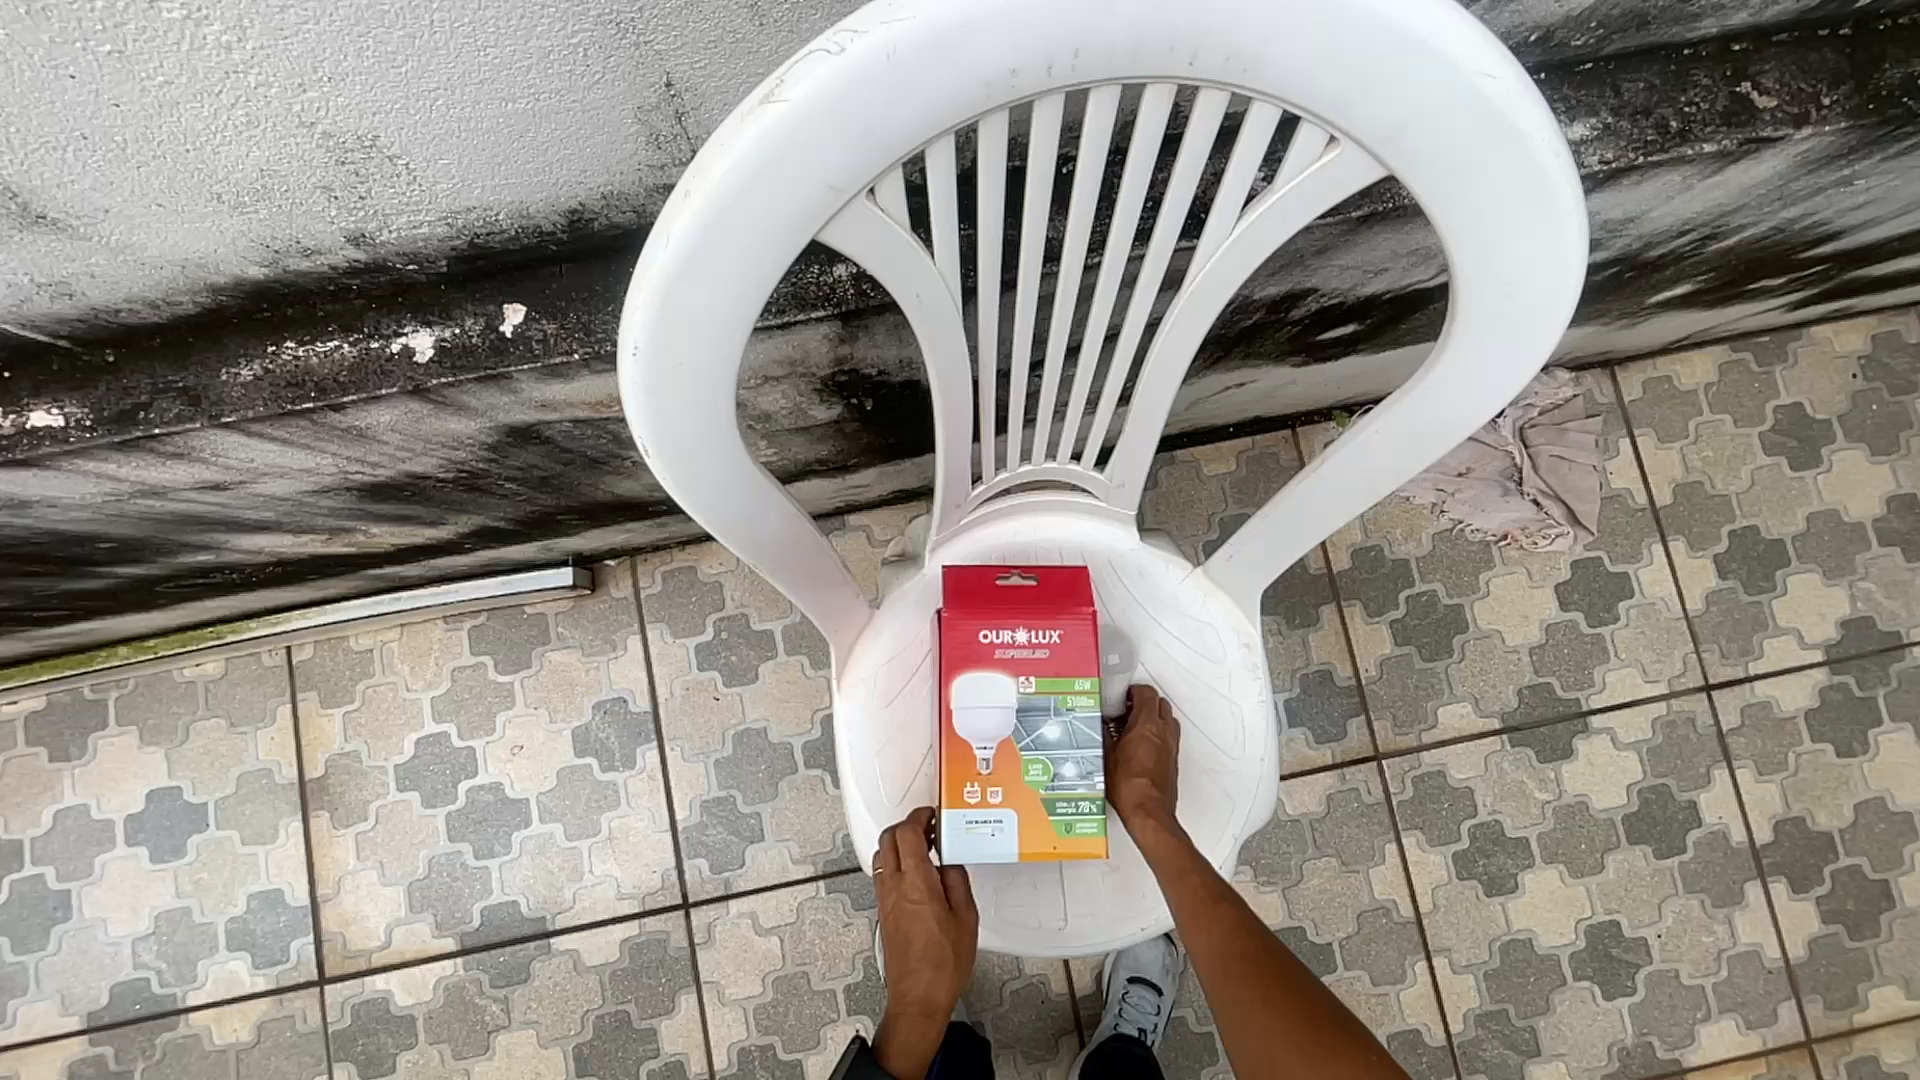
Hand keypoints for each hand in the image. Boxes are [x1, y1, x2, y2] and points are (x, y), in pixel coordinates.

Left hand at [871, 807, 977, 1079]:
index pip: (907, 832)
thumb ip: (957, 881)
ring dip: (901, 844)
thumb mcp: (966, 917)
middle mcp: (893, 885)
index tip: (933, 815)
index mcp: (916, 882)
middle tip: (931, 829)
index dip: (919, 817)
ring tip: (926, 849)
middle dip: (908, 826)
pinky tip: (918, 873)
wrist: (918, 998)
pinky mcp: (883, 911)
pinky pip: (884, 873)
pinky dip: (897, 862)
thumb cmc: (944, 963)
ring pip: (883, 855)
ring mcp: (884, 898)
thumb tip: (949, 862)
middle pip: (889, 838)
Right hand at [1108, 684, 1181, 834]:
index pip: (1146, 693)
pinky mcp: (1173, 760)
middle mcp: (1163, 732)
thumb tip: (1099, 724)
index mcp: (1146, 725)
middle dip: (1145, 702)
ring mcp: (1171, 746)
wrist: (1147, 811)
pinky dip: (1159, 734)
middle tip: (1128, 708)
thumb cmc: (1129, 787)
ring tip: (1135, 725)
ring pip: (1168, 719)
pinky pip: (1169, 737)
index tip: (1123, 695)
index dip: (1134, 691)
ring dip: (1154, 717)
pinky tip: (1143, 744)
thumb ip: (1103, 734)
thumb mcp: (1105, 755)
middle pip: (1160, 703)